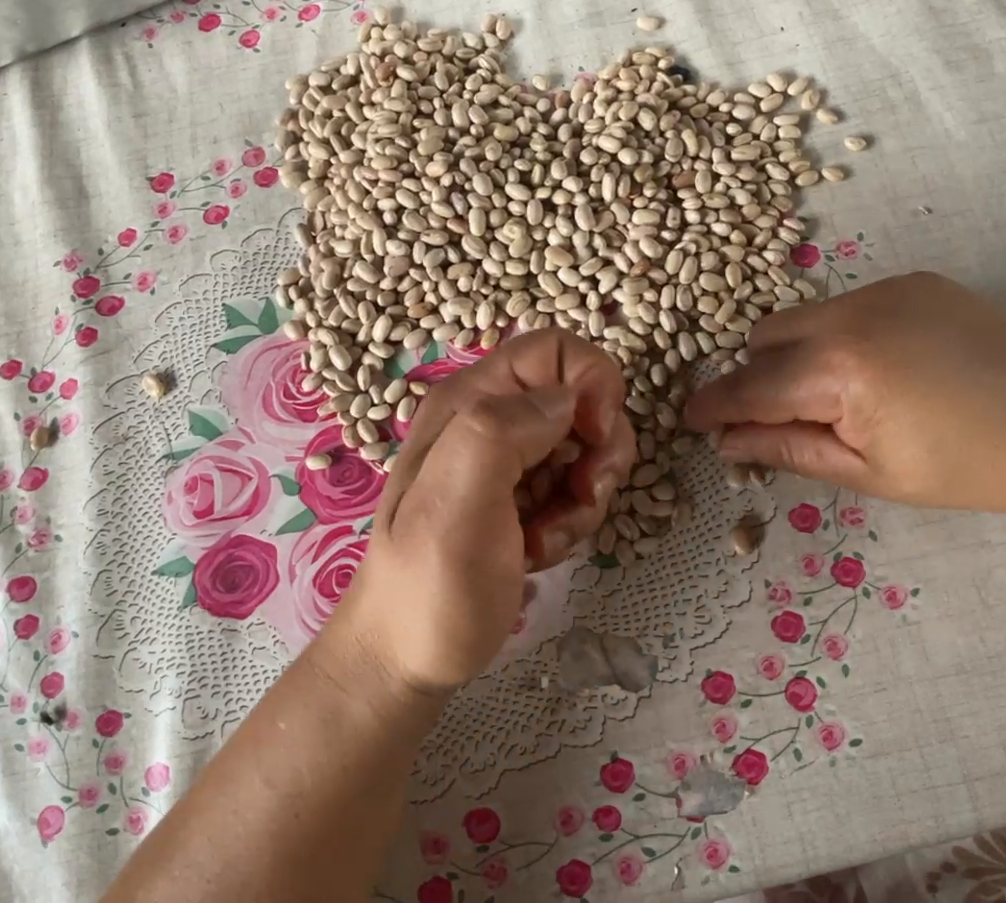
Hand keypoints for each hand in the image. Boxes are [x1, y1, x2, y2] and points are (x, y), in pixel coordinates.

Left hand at [328, 329, 634, 695]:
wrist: (407, 656)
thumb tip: (566, 401)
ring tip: (546, 538)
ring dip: (585, 494)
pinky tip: (539, 551)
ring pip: (586, 446)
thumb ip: (502, 433)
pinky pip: (575, 486)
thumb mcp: (455, 507)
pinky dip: (573, 518)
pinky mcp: (521, 497)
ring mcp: (507, 460)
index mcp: (470, 403)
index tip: (593, 441)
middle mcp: (490, 419)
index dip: (592, 384)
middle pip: (582, 397)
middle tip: (578, 498)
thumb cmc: (429, 586)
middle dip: (598, 449)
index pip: (555, 349)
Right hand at [684, 273, 1005, 517]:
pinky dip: (839, 337)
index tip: (690, 422)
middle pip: (764, 338)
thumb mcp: (868, 472)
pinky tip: (881, 370)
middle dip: (756, 377)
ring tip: (837, 397)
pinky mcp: (912, 280)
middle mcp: (850, 314)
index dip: (713, 406)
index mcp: (838, 371)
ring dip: (796, 355)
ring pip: (803, 318)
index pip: (749, 387)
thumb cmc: (969, 466)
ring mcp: (884, 289)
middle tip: (779, 418)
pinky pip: (846, 306)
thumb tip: (727, 441)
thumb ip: (787, 449)